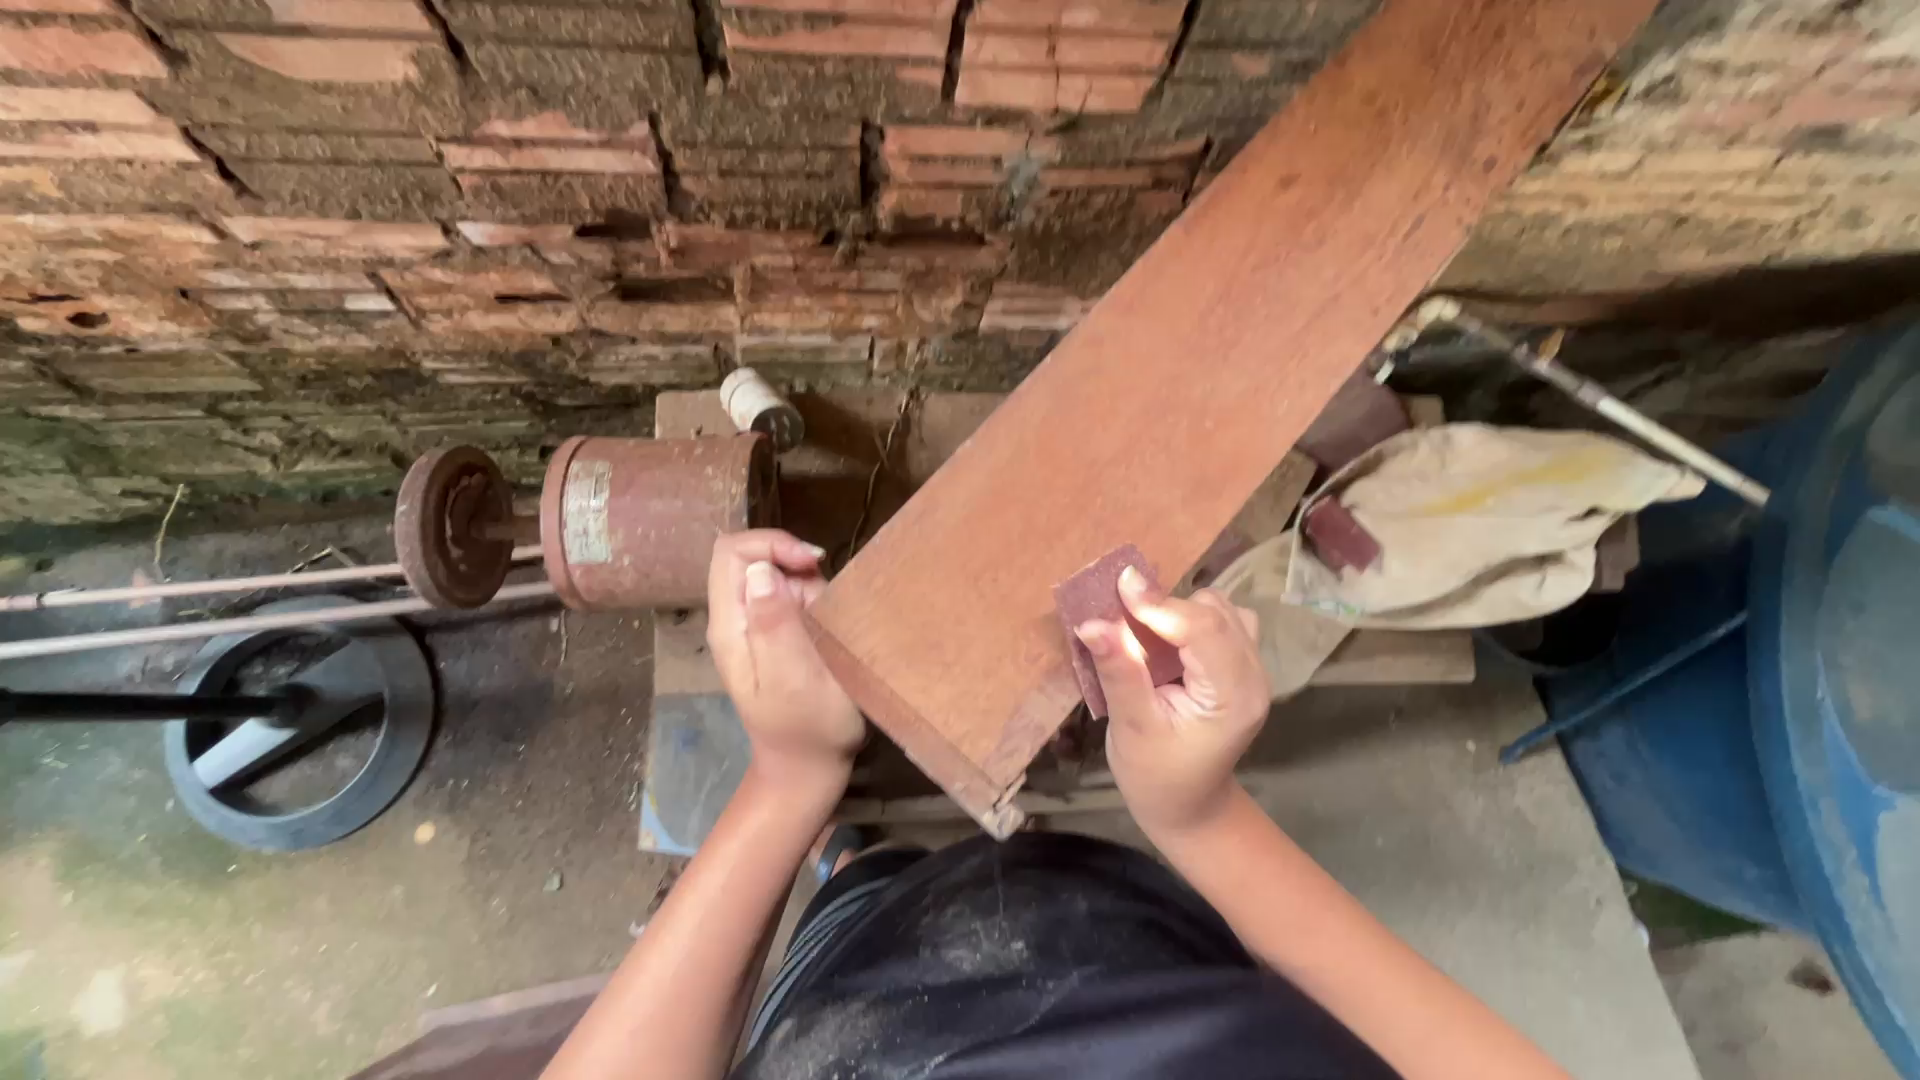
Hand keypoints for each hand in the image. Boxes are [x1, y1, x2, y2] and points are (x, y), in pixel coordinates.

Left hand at [707, 529, 864, 789]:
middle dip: (796, 568)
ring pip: (780, 574)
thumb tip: (760, 570)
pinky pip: (795, 596)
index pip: (732, 552)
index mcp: (730, 626)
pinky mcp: (778, 633)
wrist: (808, 768)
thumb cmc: (807, 729)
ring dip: (811, 589)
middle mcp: (737, 619)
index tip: (812, 566)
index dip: (771, 545)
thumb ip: (775, 624)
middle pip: (755, 557)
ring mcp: (757, 626)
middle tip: (825, 605)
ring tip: (827, 630)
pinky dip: (816, 602)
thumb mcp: (793, 678)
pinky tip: (827, 634)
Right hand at [1076, 566, 1270, 836]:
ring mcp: (1252, 669)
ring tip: (1141, 628)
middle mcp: (1253, 676)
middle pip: (1214, 612)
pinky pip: (1221, 621)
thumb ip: (1119, 671)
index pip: (1203, 628)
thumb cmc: (1156, 776)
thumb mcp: (1132, 727)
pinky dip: (1190, 617)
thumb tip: (1092, 622)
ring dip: (1179, 609)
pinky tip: (1165, 636)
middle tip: (1119, 611)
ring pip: (1220, 609)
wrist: (1188, 807)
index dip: (1160, 603)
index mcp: (1232, 696)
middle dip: (1166, 605)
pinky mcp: (1240, 665)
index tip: (1119, 585)